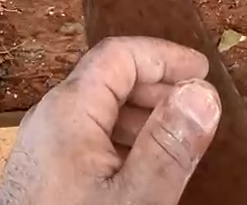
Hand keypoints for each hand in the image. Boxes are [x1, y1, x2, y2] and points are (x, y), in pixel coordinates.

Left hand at [0, 36, 221, 204]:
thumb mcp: (136, 199)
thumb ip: (169, 146)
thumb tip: (202, 93)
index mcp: (69, 108)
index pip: (118, 55)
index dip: (162, 55)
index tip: (202, 70)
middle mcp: (50, 116)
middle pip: (107, 78)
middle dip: (156, 84)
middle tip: (199, 107)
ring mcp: (43, 143)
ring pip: (97, 109)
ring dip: (141, 114)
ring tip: (179, 137)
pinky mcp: (43, 171)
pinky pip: (86, 137)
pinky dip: (121, 140)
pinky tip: (143, 168)